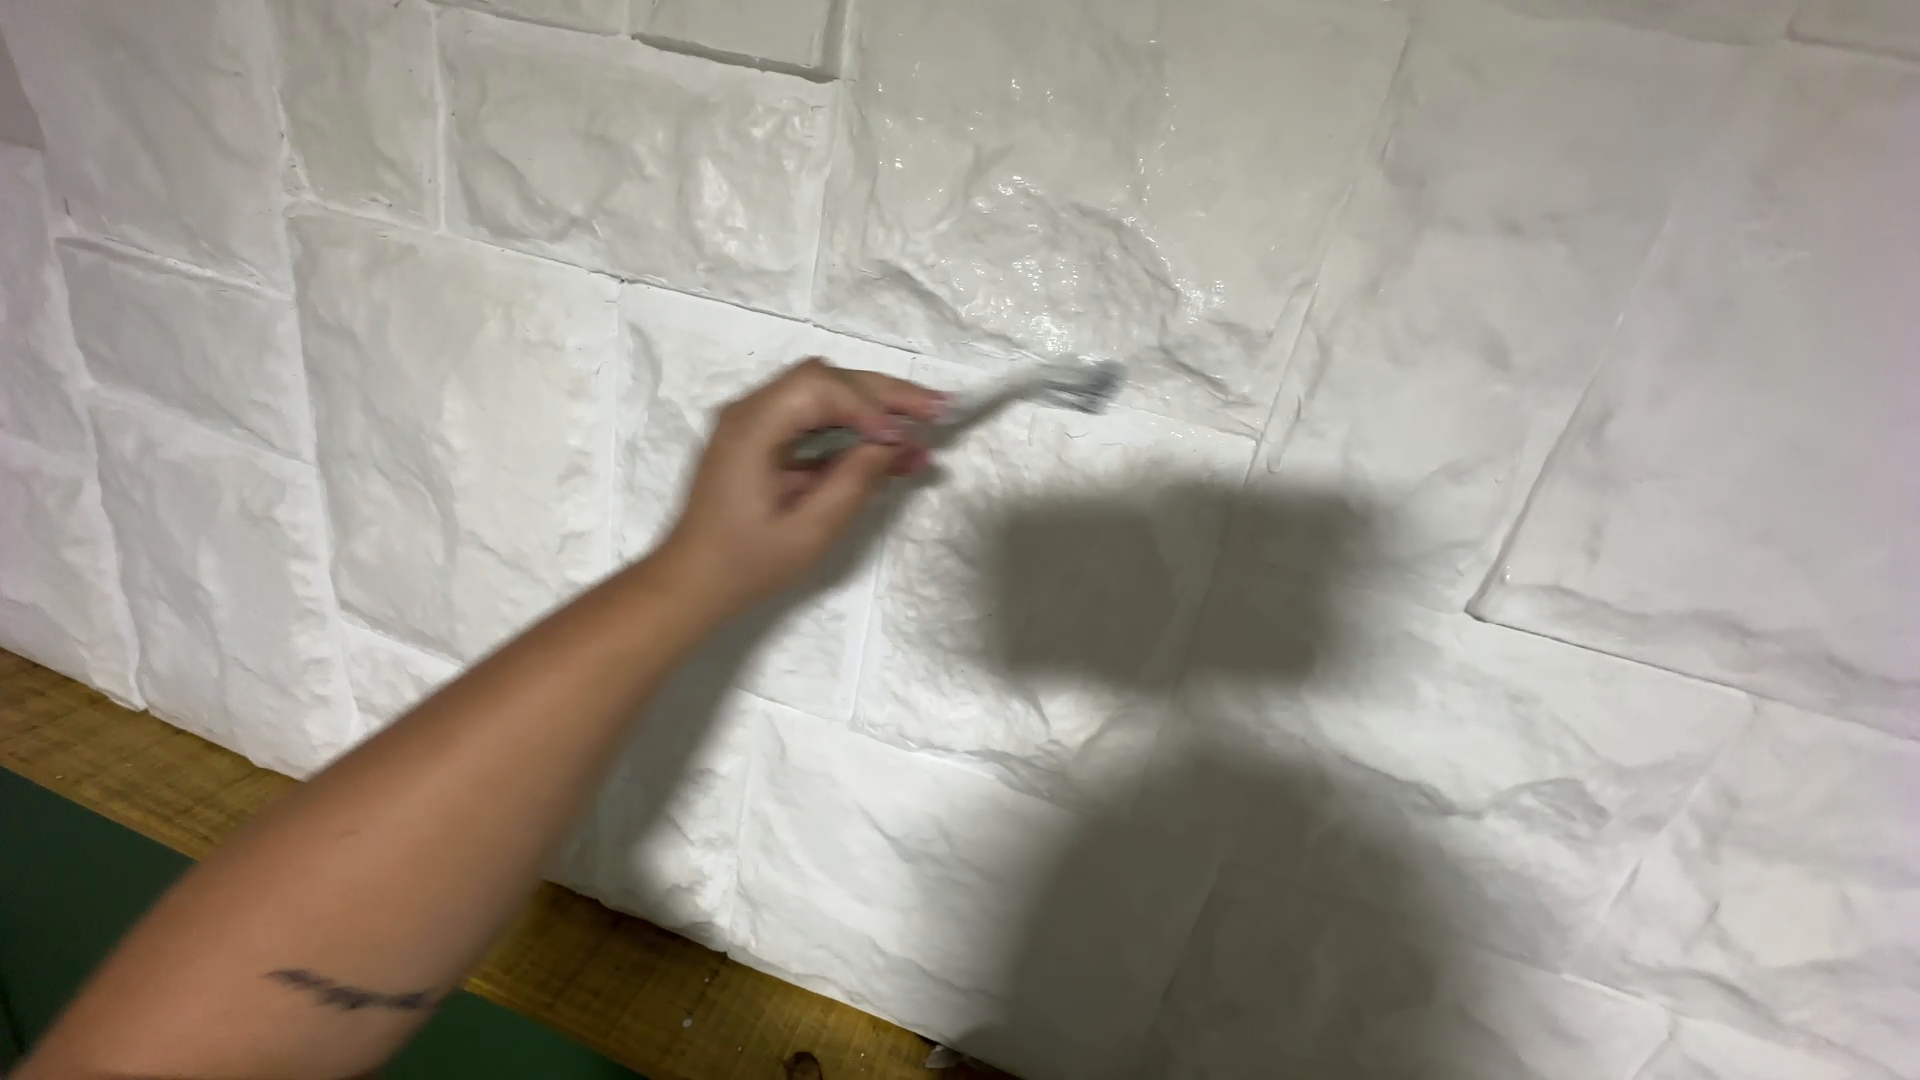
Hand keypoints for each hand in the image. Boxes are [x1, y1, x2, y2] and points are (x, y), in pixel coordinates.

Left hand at [654, 358, 941, 617]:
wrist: (693, 581)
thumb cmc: (747, 563)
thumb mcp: (809, 530)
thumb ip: (853, 481)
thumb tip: (894, 442)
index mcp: (752, 428)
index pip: (818, 388)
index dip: (868, 405)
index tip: (903, 436)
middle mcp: (750, 410)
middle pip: (826, 379)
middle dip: (884, 392)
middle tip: (939, 407)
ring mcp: (755, 421)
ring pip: (825, 393)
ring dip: (875, 405)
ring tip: (924, 421)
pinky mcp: (764, 438)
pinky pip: (815, 418)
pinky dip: (854, 427)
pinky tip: (891, 446)